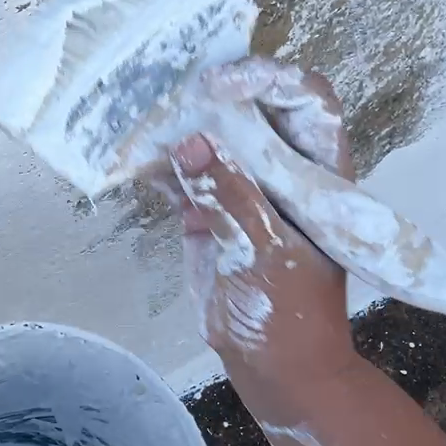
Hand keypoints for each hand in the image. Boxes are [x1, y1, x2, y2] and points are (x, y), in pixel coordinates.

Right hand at [156, 57, 358, 388]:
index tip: (218, 84)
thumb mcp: (263, 253)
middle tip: (165, 88)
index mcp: (316, 172)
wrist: (272, 367)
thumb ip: (229, 198)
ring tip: (136, 113)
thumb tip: (189, 143)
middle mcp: (279, 169)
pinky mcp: (207, 211)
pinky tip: (129, 155)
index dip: (268, 78)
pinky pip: (181, 176)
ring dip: (175, 125)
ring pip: (210, 139)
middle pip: (250, 109)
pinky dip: (156, 164)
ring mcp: (240, 189)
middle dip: (210, 92)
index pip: (305, 101)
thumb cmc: (289, 314)